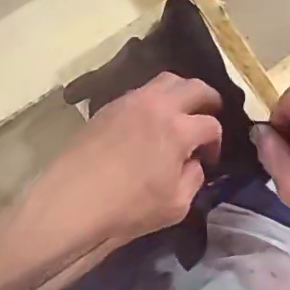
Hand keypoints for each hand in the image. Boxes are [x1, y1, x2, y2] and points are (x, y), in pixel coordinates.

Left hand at [5, 73, 222, 289]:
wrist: (72, 203)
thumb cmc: (128, 208)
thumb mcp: (177, 204)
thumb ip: (193, 177)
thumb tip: (192, 161)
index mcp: (178, 129)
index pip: (211, 125)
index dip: (216, 143)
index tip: (209, 159)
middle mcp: (156, 105)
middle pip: (194, 86)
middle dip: (210, 100)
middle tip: (210, 116)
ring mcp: (129, 102)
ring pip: (165, 80)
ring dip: (181, 92)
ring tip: (182, 112)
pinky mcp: (107, 107)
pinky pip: (140, 92)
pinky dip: (154, 99)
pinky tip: (151, 120)